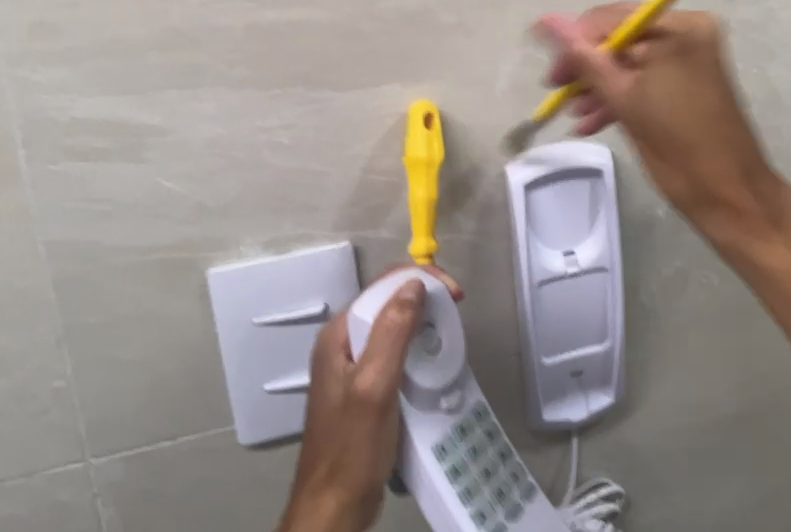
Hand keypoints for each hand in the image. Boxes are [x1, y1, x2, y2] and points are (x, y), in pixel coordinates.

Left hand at [279, 266, 463, 531]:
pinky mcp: (367, 391)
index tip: (455, 295)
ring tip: (450, 337)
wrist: (333, 509)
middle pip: (390, 304)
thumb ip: (392, 332)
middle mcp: (344, 346)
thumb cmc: (352, 448)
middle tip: (456, 314)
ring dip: (424, 327)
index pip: (384, 287)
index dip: (422, 281)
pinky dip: (419, 352)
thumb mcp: (375, 386)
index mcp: (340, 336)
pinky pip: (396, 356)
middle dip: (426, 301)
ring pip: (395, 330)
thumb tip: (415, 284)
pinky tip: (434, 365)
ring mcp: (354, 369)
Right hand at [536, 6, 789, 241]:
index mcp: (680, 27)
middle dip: (588, 68)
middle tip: (557, 93)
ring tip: (576, 115)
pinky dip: (622, 96)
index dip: (576, 43)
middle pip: (622, 39)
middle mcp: (689, 32)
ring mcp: (692, 56)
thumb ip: (585, 59)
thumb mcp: (624, 99)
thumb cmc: (678, 144)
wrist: (730, 192)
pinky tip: (592, 122)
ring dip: (601, 86)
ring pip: (631, 62)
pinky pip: (647, 78)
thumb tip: (547, 21)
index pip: (612, 19)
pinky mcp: (690, 80)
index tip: (550, 73)